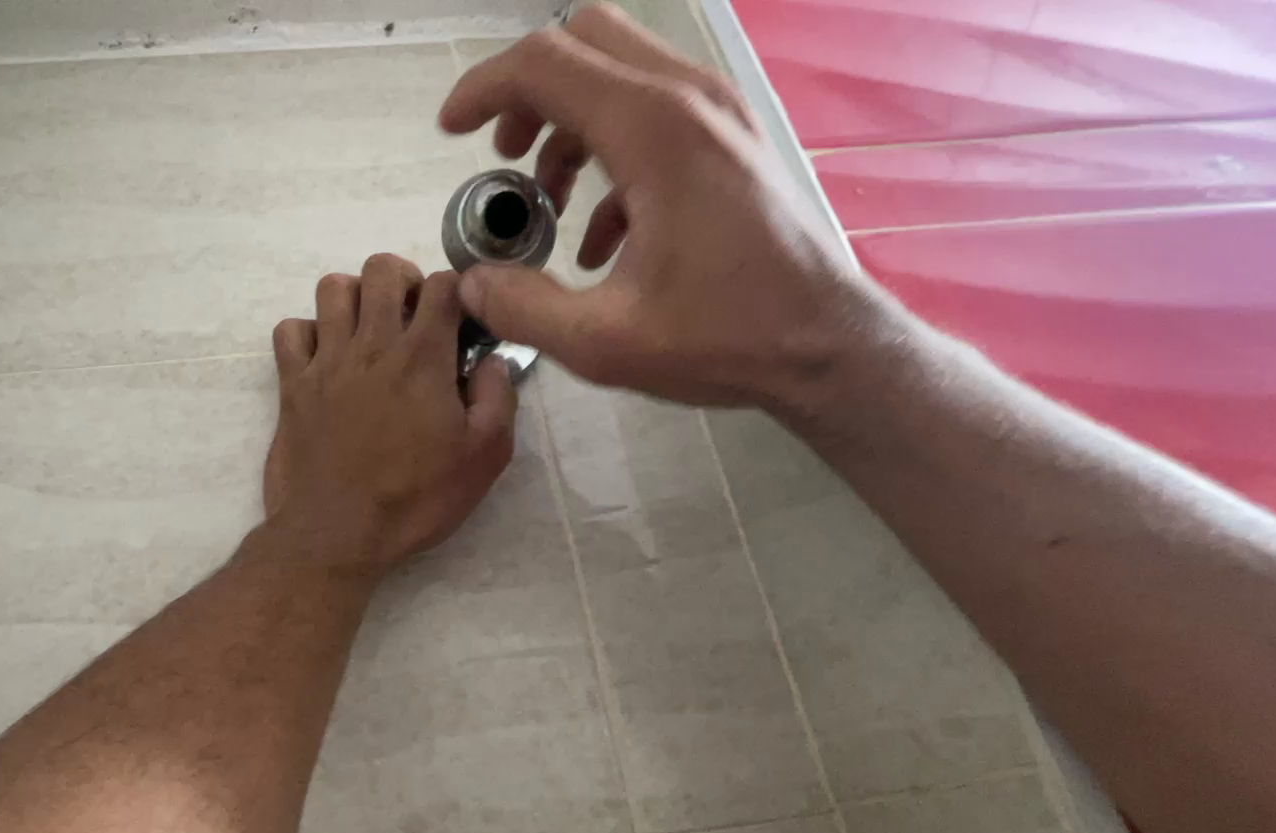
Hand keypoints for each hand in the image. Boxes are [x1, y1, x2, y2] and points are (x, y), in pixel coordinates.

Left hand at [255, 254, 517, 575]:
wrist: (337, 533)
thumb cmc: (415, 499)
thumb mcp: (483, 458)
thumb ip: (498, 399)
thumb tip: (492, 361)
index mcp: (423, 357)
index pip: (443, 285)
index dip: (459, 292)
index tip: (462, 322)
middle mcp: (372, 344)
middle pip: (382, 269)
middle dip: (404, 281)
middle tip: (413, 319)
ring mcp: (326, 362)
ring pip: (332, 288)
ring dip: (355, 298)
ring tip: (367, 332)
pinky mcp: (292, 386)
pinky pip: (289, 331)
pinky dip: (306, 334)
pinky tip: (324, 359)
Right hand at [438, 3, 894, 411]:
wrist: (825, 347)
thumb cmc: (722, 340)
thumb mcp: (602, 342)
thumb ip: (523, 308)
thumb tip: (471, 284)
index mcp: (653, 131)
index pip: (544, 64)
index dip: (482, 91)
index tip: (451, 133)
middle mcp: (689, 99)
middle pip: (585, 41)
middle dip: (527, 93)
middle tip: (503, 159)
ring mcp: (718, 115)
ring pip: (620, 73)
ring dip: (567, 125)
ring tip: (546, 201)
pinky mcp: (731, 144)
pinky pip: (654, 116)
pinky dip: (609, 156)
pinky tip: (600, 238)